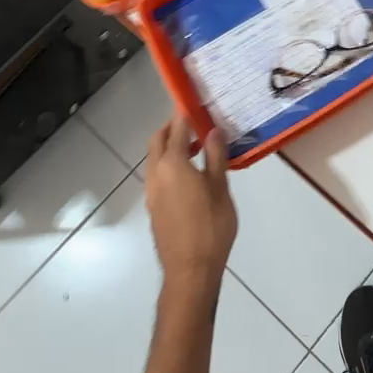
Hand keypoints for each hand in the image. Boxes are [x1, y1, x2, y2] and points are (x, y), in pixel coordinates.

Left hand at [145, 116, 236, 292]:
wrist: (190, 271)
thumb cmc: (211, 227)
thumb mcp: (220, 188)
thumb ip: (215, 157)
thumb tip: (213, 131)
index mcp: (173, 165)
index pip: (177, 130)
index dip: (184, 114)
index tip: (192, 102)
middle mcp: (156, 174)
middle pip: (158, 142)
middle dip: (171, 129)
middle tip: (192, 123)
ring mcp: (152, 193)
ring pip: (155, 160)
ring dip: (170, 148)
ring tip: (196, 149)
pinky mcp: (154, 208)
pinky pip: (158, 176)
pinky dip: (169, 166)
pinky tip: (190, 176)